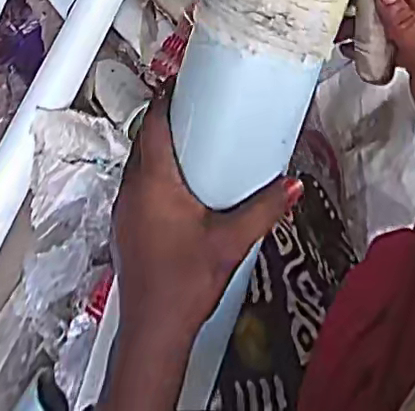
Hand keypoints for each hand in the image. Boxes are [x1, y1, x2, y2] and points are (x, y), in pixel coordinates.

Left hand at [112, 97, 299, 337]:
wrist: (154, 330)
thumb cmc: (185, 284)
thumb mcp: (231, 242)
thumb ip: (264, 209)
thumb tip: (290, 185)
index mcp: (153, 181)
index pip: (153, 124)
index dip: (163, 100)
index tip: (175, 84)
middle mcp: (132, 188)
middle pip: (142, 139)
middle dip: (161, 120)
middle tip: (187, 109)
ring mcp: (124, 208)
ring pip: (136, 162)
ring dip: (154, 147)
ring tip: (183, 143)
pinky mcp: (124, 225)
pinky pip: (134, 184)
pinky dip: (149, 173)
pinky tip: (171, 187)